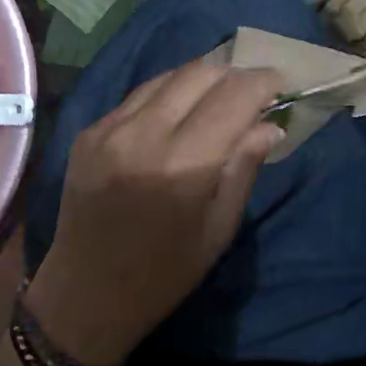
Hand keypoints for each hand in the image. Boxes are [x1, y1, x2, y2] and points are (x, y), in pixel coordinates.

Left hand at [25, 58, 285, 365]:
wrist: (85, 293)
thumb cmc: (165, 274)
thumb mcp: (219, 227)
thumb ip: (244, 166)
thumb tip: (270, 124)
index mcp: (182, 166)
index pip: (233, 96)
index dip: (263, 82)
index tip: (280, 82)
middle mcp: (143, 135)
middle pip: (200, 73)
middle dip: (234, 75)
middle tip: (252, 92)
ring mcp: (109, 129)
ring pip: (168, 76)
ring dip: (201, 79)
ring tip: (219, 98)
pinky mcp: (88, 131)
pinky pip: (138, 96)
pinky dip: (168, 95)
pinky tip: (178, 114)